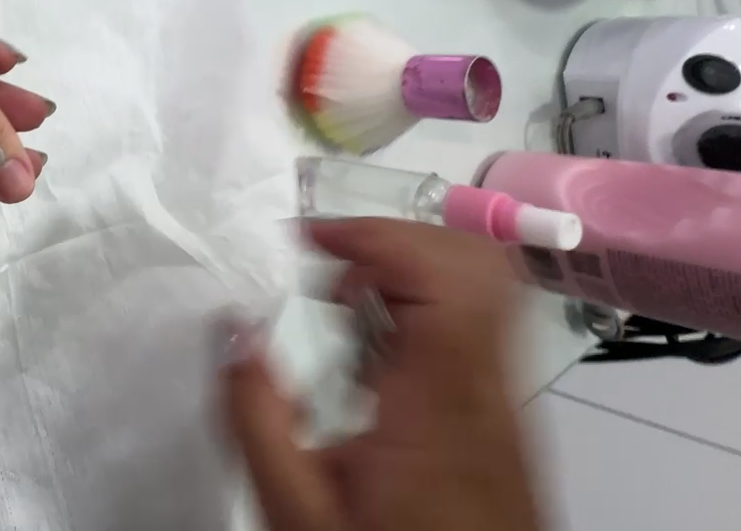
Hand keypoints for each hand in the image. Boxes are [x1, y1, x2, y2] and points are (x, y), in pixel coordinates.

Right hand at [220, 220, 545, 530]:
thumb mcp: (294, 506)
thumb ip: (256, 413)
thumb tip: (234, 323)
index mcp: (439, 408)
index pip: (445, 277)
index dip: (376, 235)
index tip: (308, 239)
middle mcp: (489, 393)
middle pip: (477, 264)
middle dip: (391, 238)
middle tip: (326, 263)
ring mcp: (506, 399)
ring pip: (482, 282)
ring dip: (401, 264)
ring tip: (337, 296)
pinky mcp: (501, 408)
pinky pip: (474, 315)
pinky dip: (415, 294)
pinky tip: (365, 334)